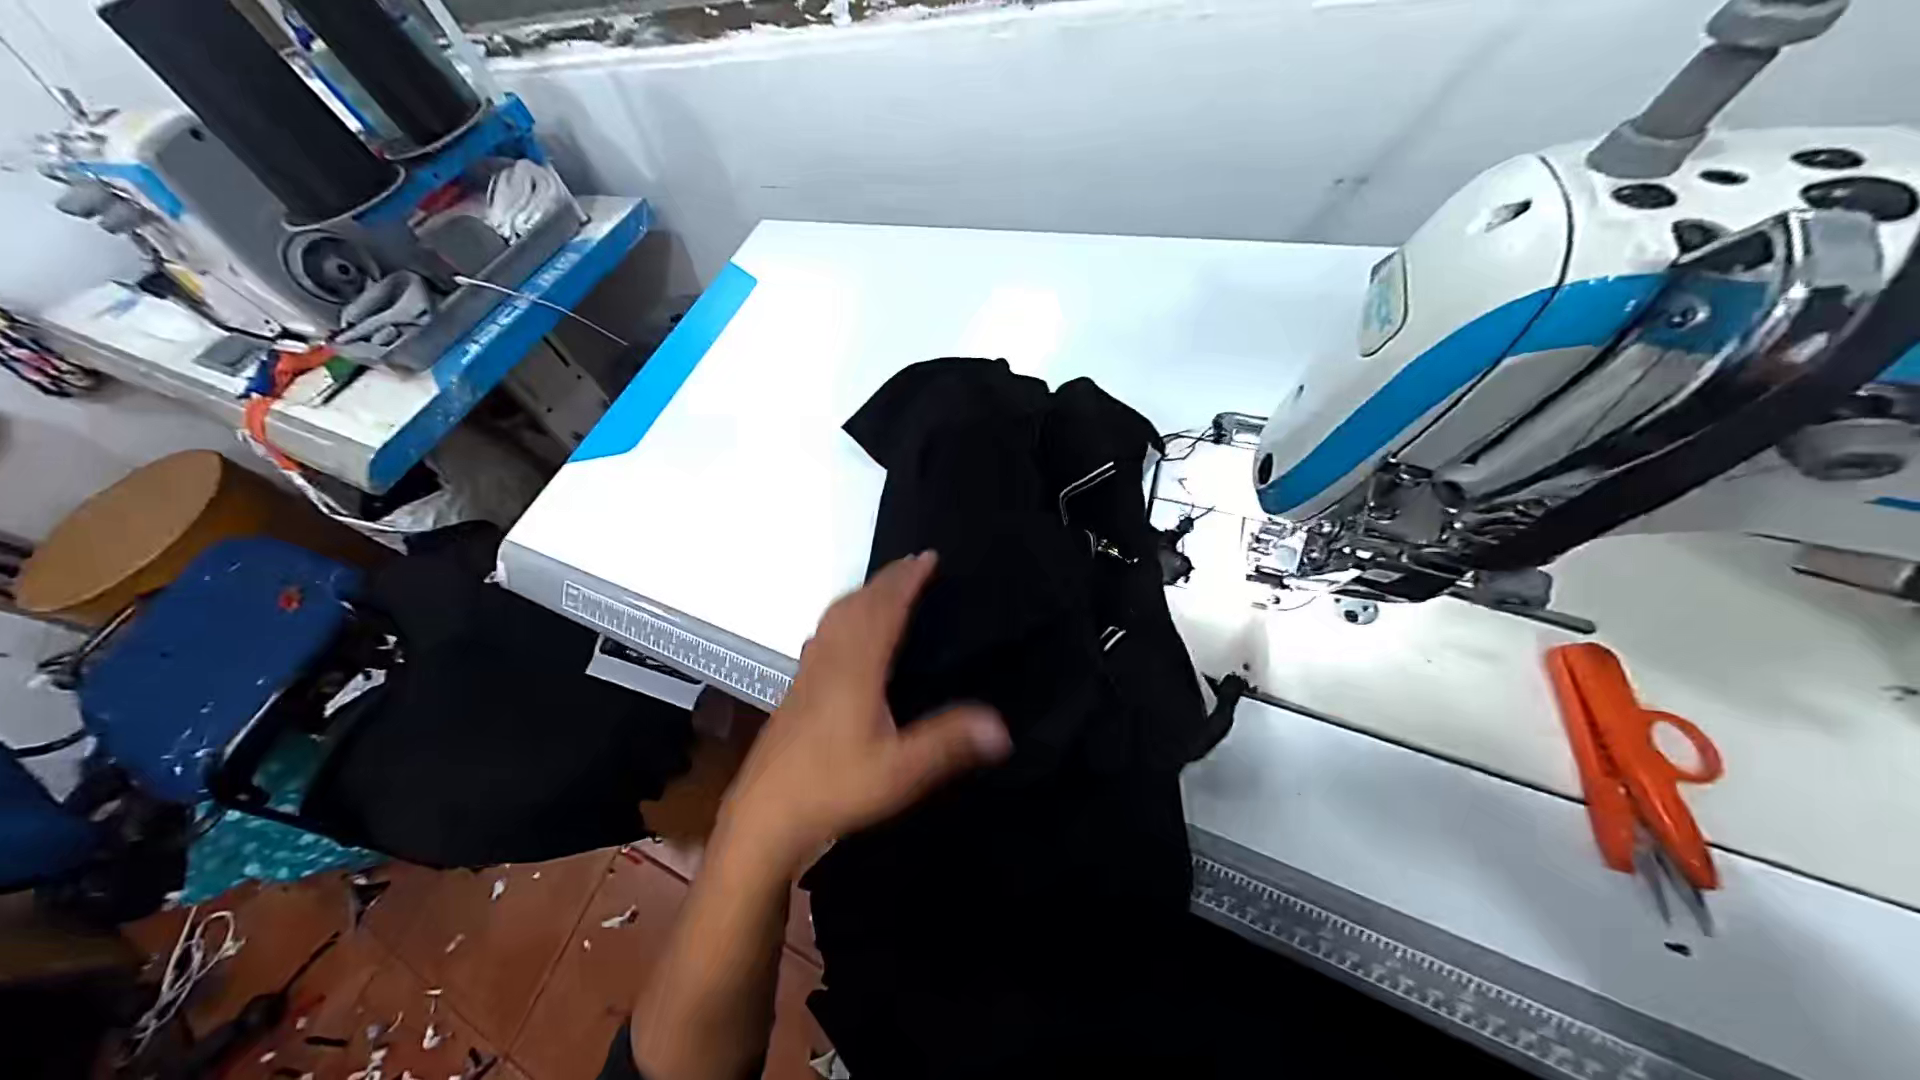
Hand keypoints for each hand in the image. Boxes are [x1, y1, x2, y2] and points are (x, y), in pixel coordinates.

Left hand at [720, 551, 1010, 874]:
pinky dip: (842, 616)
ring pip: (835, 616)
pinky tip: (843, 634)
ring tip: (884, 588)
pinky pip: (822, 633)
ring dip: (862, 593)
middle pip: (858, 604)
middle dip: (887, 579)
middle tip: (913, 564)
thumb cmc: (834, 788)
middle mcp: (830, 660)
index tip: (928, 557)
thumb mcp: (900, 771)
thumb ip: (948, 744)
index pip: (884, 609)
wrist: (765, 815)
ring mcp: (808, 673)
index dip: (907, 580)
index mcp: (856, 668)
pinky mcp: (796, 690)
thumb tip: (1001, 726)